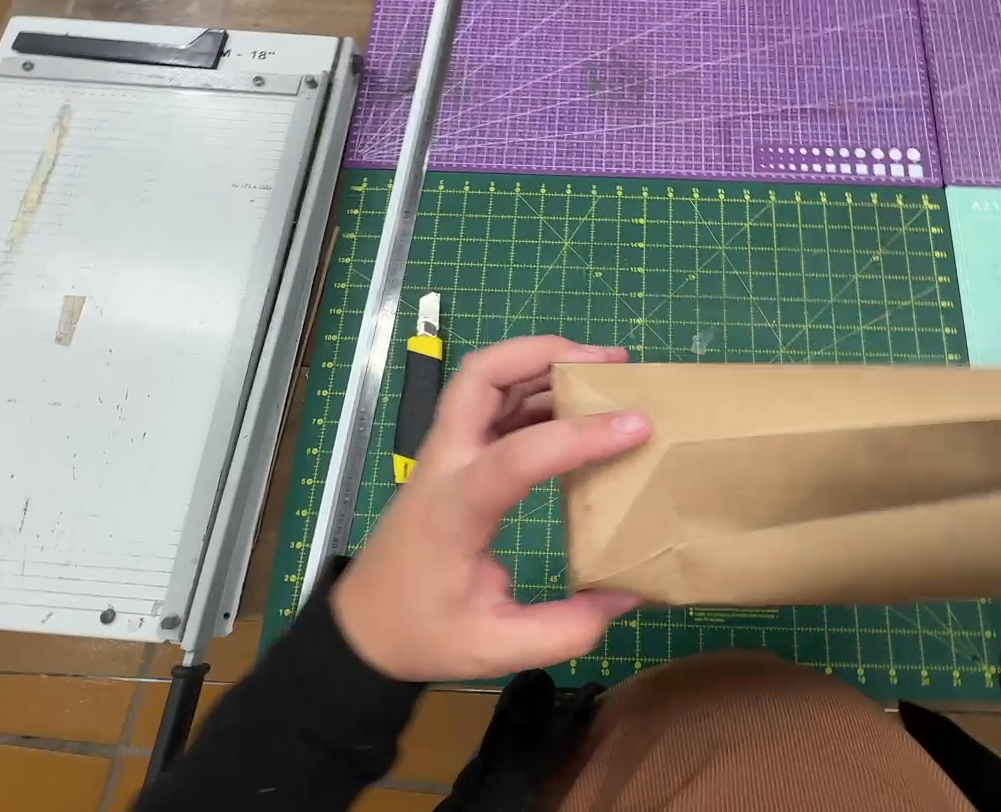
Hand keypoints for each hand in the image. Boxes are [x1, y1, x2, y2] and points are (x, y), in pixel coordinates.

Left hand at [330, 336, 648, 681]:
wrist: (362, 626)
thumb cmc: (422, 632)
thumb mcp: (493, 648)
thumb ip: (564, 627)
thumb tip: (628, 593)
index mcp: (455, 509)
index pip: (517, 454)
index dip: (579, 435)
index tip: (637, 425)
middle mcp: (446, 463)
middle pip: (481, 375)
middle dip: (544, 352)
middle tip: (605, 360)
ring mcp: (446, 452)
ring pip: (485, 377)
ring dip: (541, 361)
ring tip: (602, 367)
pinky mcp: (453, 454)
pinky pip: (493, 401)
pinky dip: (535, 388)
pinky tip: (574, 404)